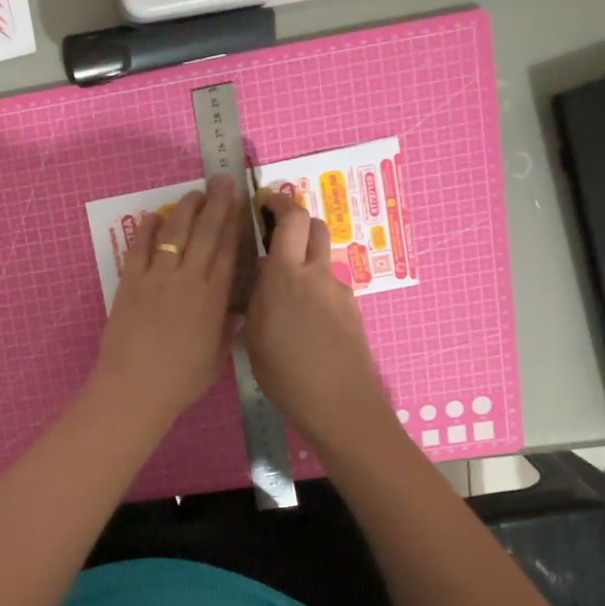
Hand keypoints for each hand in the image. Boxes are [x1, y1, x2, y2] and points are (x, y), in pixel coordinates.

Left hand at [90, 175, 241, 424]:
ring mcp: (157, 278)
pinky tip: (154, 216)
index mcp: (214, 298)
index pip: (227, 250)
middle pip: (205, 232)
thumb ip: (226, 332)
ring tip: (194, 194)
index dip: (234, 222)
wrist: (135, 388)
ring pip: (174, 232)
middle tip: (222, 179)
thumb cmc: (180, 380)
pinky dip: (147, 229)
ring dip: (185, 209)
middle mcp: (188, 280)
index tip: (241, 201)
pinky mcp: (130, 282)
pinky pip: (140, 247)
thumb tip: (236, 314)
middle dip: (216, 202)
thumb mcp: (215, 358)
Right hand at [244, 191, 394, 450]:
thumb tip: (260, 277)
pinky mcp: (351, 311)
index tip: (266, 201)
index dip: (280, 202)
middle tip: (274, 234)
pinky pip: (330, 285)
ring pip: (322, 257)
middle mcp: (316, 274)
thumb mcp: (253, 334)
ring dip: (305, 255)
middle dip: (296, 222)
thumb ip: (257, 298)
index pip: (292, 219)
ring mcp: (339, 292)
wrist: (338, 404)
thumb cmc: (285, 374)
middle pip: (315, 227)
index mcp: (286, 275)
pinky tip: (302, 316)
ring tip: (284, 283)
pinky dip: (315, 286)